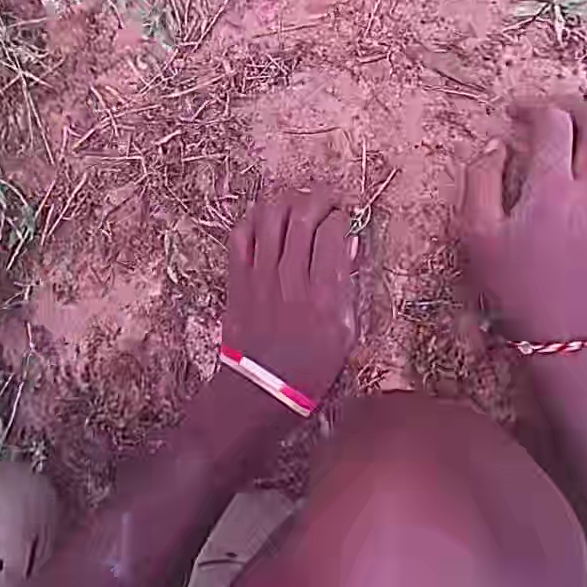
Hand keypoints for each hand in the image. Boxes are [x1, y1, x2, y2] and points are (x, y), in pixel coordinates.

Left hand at [221, 189, 358, 405]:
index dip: (343, 216)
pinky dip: (255, 219)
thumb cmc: (311, 365)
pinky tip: (269, 221)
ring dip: (288, 201)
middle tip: (330, 200)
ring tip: (300, 205)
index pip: (332, 232)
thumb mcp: (345, 332)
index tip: (347, 217)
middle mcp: (289, 277)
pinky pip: (240, 233)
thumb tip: (350, 243)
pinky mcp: (237, 276)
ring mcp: (259, 274)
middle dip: (320, 198)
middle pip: (302, 215)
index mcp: (322, 293)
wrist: (262, 387)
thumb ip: (347, 284)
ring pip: (270, 216)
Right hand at [459, 99, 586, 344]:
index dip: (532, 108)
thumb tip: (494, 145)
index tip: (514, 113)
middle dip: (575, 105)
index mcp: (552, 190)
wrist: (557, 330)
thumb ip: (480, 180)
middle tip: (551, 110)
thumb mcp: (475, 232)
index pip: (553, 125)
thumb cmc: (509, 282)